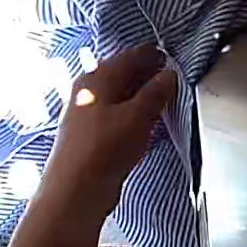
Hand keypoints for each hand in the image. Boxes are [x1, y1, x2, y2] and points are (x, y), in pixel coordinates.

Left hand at [33, 45, 176, 230]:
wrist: (76, 191)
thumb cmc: (105, 148)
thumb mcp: (138, 116)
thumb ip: (156, 93)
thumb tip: (169, 75)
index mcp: (96, 79)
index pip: (129, 57)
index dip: (151, 55)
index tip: (169, 56)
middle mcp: (88, 92)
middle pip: (122, 75)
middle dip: (146, 73)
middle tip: (170, 76)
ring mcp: (87, 114)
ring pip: (119, 96)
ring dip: (141, 95)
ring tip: (163, 98)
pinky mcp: (91, 136)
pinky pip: (117, 115)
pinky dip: (133, 113)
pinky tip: (145, 122)